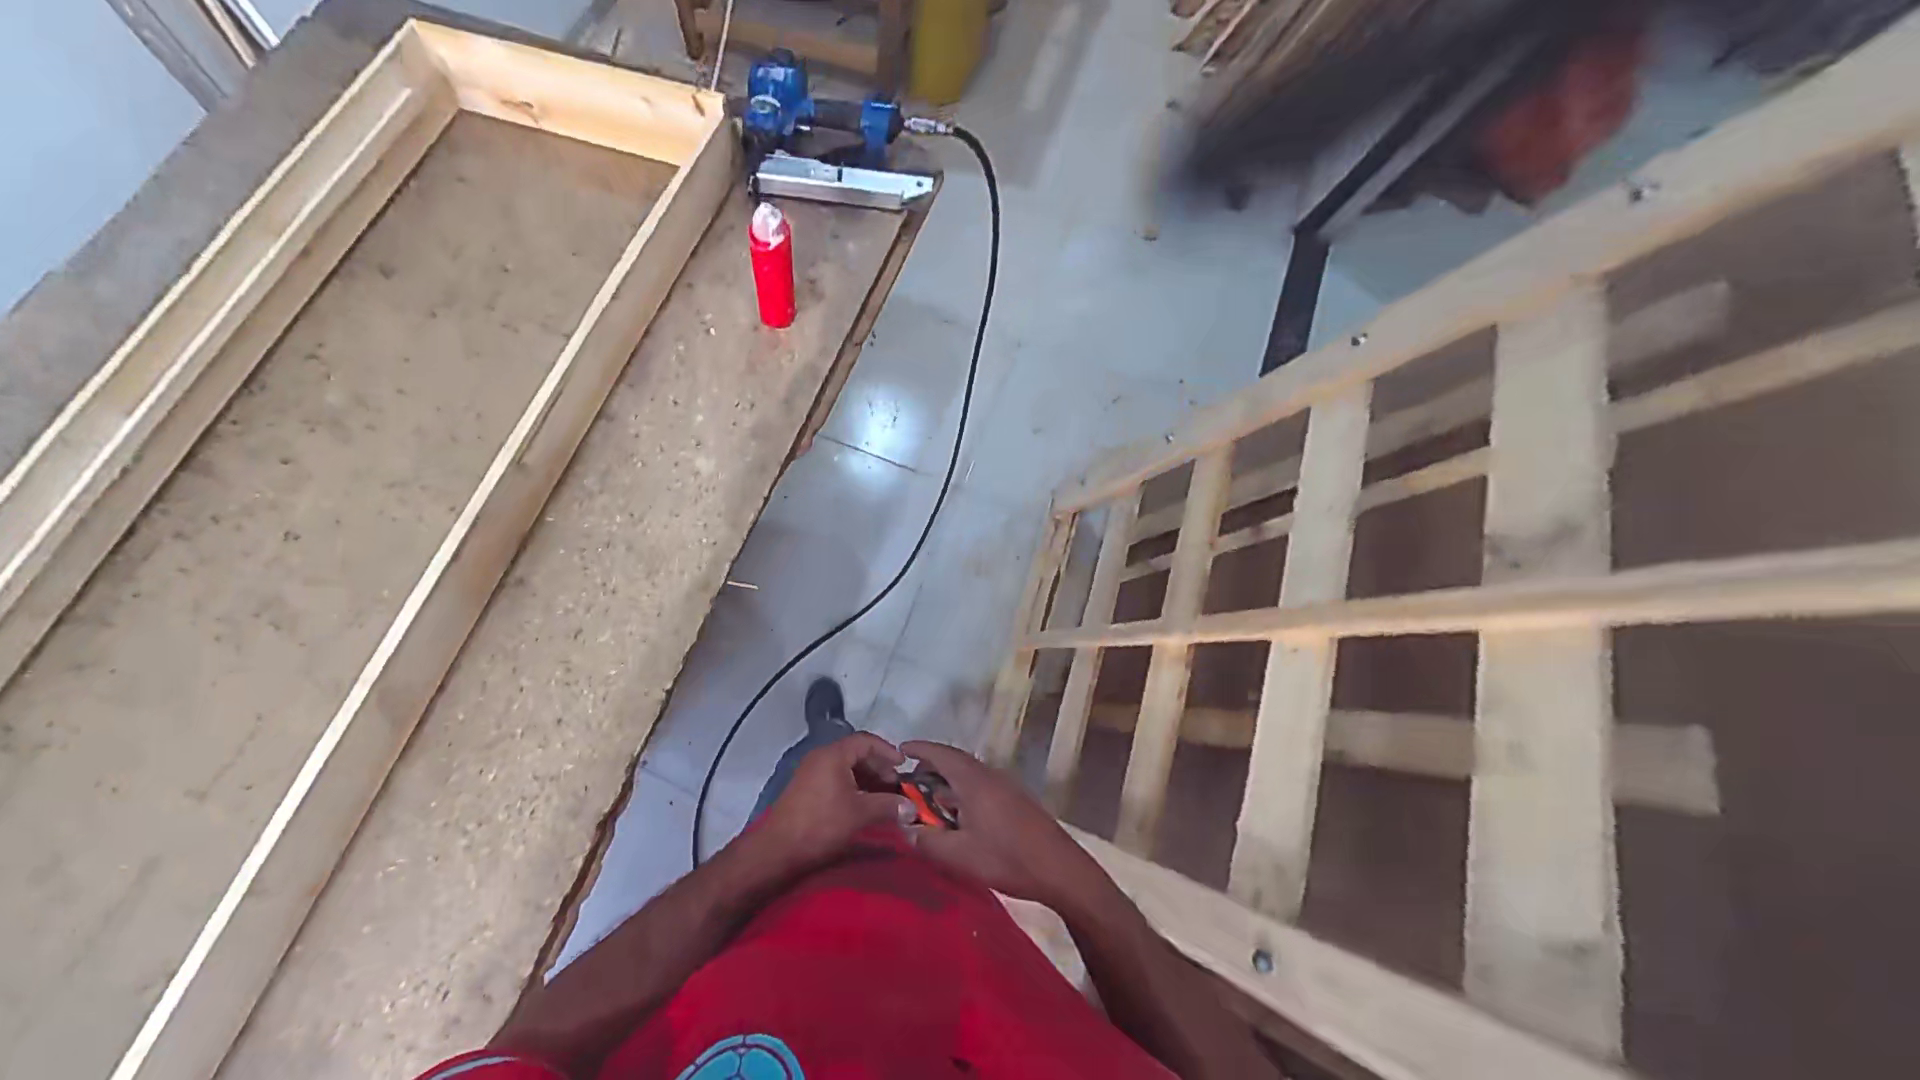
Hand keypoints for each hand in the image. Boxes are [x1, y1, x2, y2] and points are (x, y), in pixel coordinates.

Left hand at [758, 733, 913, 870]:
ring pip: (846, 767)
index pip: (866, 741)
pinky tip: (864, 804)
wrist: (777, 850)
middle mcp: (821, 757)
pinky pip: (836, 778)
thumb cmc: (821, 824)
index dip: (887, 751)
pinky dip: (853, 786)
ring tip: (884, 797)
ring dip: (867, 779)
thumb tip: (912, 808)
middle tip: (895, 785)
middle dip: (879, 767)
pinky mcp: (806, 789)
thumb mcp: (860, 814)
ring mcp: (811, 772)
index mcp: (833, 754)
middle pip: (856, 752)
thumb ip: (888, 806)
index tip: (904, 766)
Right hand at [900, 741, 1119, 918]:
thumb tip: (904, 829)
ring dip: (948, 778)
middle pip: (956, 760)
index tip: (900, 749)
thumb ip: (927, 841)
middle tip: (909, 778)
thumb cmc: (1007, 858)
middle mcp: (990, 775)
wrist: (1059, 869)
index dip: (920, 748)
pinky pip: (981, 784)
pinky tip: (958, 812)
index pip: (942, 753)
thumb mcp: (959, 856)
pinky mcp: (1016, 799)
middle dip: (931, 764)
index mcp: (974, 781)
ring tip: (929, 797)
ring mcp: (1006, 786)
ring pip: (970, 772)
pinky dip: (963, 789)